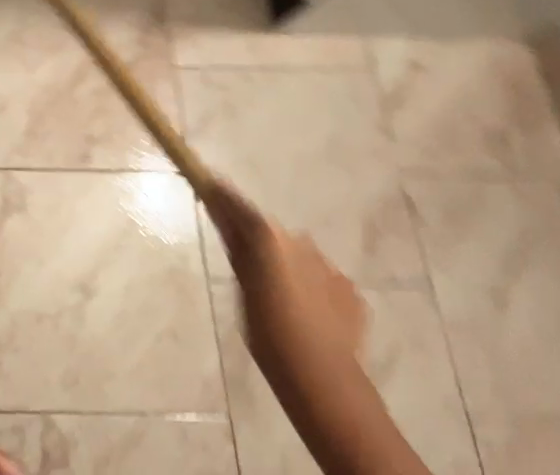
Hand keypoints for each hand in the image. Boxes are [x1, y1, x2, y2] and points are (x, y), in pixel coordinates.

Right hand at [199, 179, 367, 385]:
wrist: (322, 378)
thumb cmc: (269, 335)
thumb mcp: (243, 292)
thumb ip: (238, 255)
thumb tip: (227, 225)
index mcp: (269, 240)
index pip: (239, 206)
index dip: (223, 195)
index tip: (209, 182)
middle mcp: (301, 242)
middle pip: (271, 233)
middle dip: (259, 243)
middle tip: (246, 268)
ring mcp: (330, 265)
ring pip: (298, 256)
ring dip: (287, 267)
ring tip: (280, 299)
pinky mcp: (350, 289)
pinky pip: (321, 278)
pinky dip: (311, 287)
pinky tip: (305, 314)